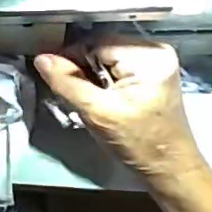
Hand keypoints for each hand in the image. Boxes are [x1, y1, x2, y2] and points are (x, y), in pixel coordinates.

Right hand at [34, 40, 205, 181]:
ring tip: (88, 98)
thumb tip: (41, 58)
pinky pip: (117, 66)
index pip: (95, 43)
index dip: (70, 59)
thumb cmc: (138, 143)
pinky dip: (103, 79)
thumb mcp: (97, 113)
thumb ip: (67, 82)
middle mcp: (156, 50)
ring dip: (91, 75)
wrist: (169, 168)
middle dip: (81, 68)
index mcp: (148, 55)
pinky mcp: (153, 72)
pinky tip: (101, 98)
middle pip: (101, 47)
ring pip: (106, 57)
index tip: (55, 79)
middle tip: (73, 94)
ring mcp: (156, 60)